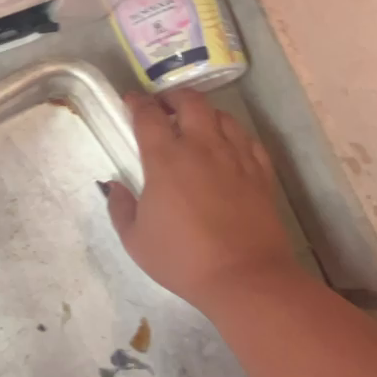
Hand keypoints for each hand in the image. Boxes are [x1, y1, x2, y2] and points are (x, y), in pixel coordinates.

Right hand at [104, 90, 305, 309]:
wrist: (246, 278)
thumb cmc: (183, 259)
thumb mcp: (135, 239)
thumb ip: (120, 207)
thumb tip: (115, 186)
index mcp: (165, 159)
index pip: (148, 115)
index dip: (137, 103)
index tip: (131, 101)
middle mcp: (201, 148)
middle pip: (190, 102)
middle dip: (174, 97)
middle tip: (164, 106)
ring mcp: (236, 158)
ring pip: (222, 116)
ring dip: (205, 113)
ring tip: (196, 123)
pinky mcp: (261, 174)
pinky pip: (249, 140)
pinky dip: (234, 134)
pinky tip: (228, 145)